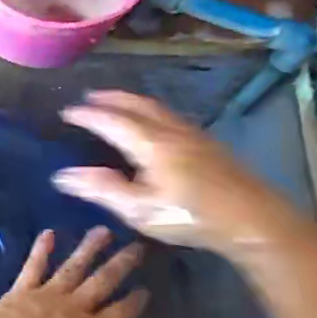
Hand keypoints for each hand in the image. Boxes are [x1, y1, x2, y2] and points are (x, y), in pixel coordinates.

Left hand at [0, 227, 147, 317]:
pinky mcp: (20, 291)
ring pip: (73, 266)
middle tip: (137, 246)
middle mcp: (73, 309)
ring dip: (89, 247)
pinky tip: (49, 232)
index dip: (135, 302)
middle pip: (103, 281)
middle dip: (123, 263)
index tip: (146, 290)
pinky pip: (33, 266)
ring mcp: (46, 296)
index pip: (121, 314)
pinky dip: (41, 248)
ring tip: (103, 230)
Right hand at [54, 90, 307, 259]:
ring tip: (115, 104)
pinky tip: (151, 124)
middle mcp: (172, 131)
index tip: (67, 111)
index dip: (89, 115)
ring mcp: (193, 135)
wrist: (253, 219)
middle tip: (89, 97)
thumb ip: (102, 189)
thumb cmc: (191, 216)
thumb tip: (63, 175)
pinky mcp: (207, 144)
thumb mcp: (139, 209)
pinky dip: (149, 112)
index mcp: (152, 144)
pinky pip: (169, 117)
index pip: (113, 121)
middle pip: (138, 106)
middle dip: (111, 99)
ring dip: (131, 102)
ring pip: (156, 109)